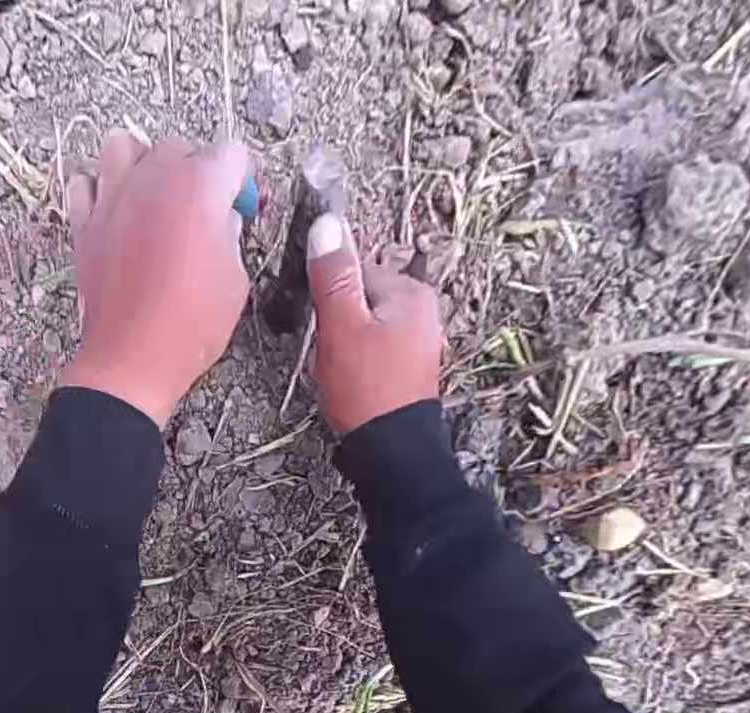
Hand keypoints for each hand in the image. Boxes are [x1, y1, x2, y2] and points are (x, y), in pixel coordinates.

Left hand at [64, 131, 251, 427]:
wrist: (135, 360)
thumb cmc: (191, 327)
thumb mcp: (235, 282)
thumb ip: (231, 236)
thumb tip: (223, 221)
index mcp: (199, 188)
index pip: (231, 154)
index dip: (243, 181)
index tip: (242, 206)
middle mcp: (152, 179)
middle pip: (178, 147)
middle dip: (198, 172)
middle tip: (205, 214)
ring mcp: (112, 198)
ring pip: (124, 147)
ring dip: (144, 164)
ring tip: (156, 198)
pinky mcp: (85, 224)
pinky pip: (86, 184)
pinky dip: (101, 190)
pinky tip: (117, 213)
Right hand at [306, 214, 444, 435]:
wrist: (391, 451)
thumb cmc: (367, 388)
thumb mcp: (342, 326)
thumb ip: (333, 276)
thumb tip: (326, 225)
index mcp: (412, 293)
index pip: (355, 271)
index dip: (330, 300)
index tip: (327, 328)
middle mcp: (423, 312)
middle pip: (360, 300)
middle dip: (338, 326)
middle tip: (336, 355)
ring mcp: (418, 342)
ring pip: (364, 328)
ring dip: (345, 347)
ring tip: (344, 373)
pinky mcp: (409, 368)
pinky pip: (373, 350)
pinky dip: (358, 363)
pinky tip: (354, 383)